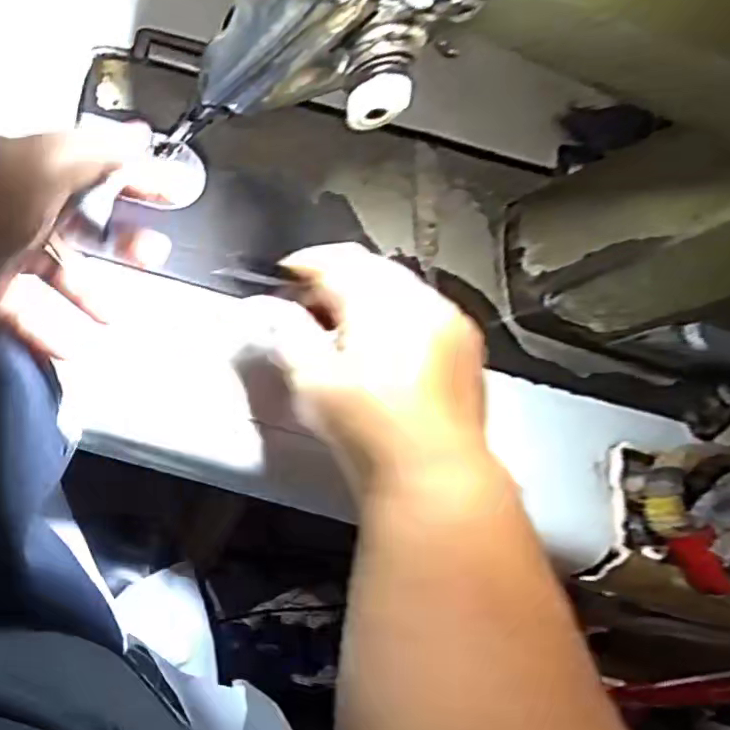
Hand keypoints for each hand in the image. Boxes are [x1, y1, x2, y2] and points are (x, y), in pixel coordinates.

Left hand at [0, 125, 175, 357]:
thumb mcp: (37, 171)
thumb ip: (91, 156)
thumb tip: (139, 136)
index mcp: (35, 168)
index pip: (98, 166)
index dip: (139, 178)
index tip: (180, 194)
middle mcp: (19, 207)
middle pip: (80, 222)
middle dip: (119, 239)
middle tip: (156, 257)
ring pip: (54, 273)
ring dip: (87, 293)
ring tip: (117, 316)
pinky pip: (22, 311)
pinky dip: (46, 330)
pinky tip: (74, 350)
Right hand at [265, 243, 488, 490]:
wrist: (427, 468)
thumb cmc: (367, 424)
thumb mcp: (308, 377)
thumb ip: (285, 334)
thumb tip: (267, 312)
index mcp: (384, 302)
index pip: (342, 261)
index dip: (307, 262)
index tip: (285, 271)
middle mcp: (425, 304)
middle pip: (374, 271)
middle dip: (335, 279)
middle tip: (301, 301)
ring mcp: (450, 326)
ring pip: (400, 292)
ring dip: (363, 299)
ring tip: (331, 327)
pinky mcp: (461, 352)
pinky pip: (420, 316)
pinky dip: (389, 319)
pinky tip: (369, 348)